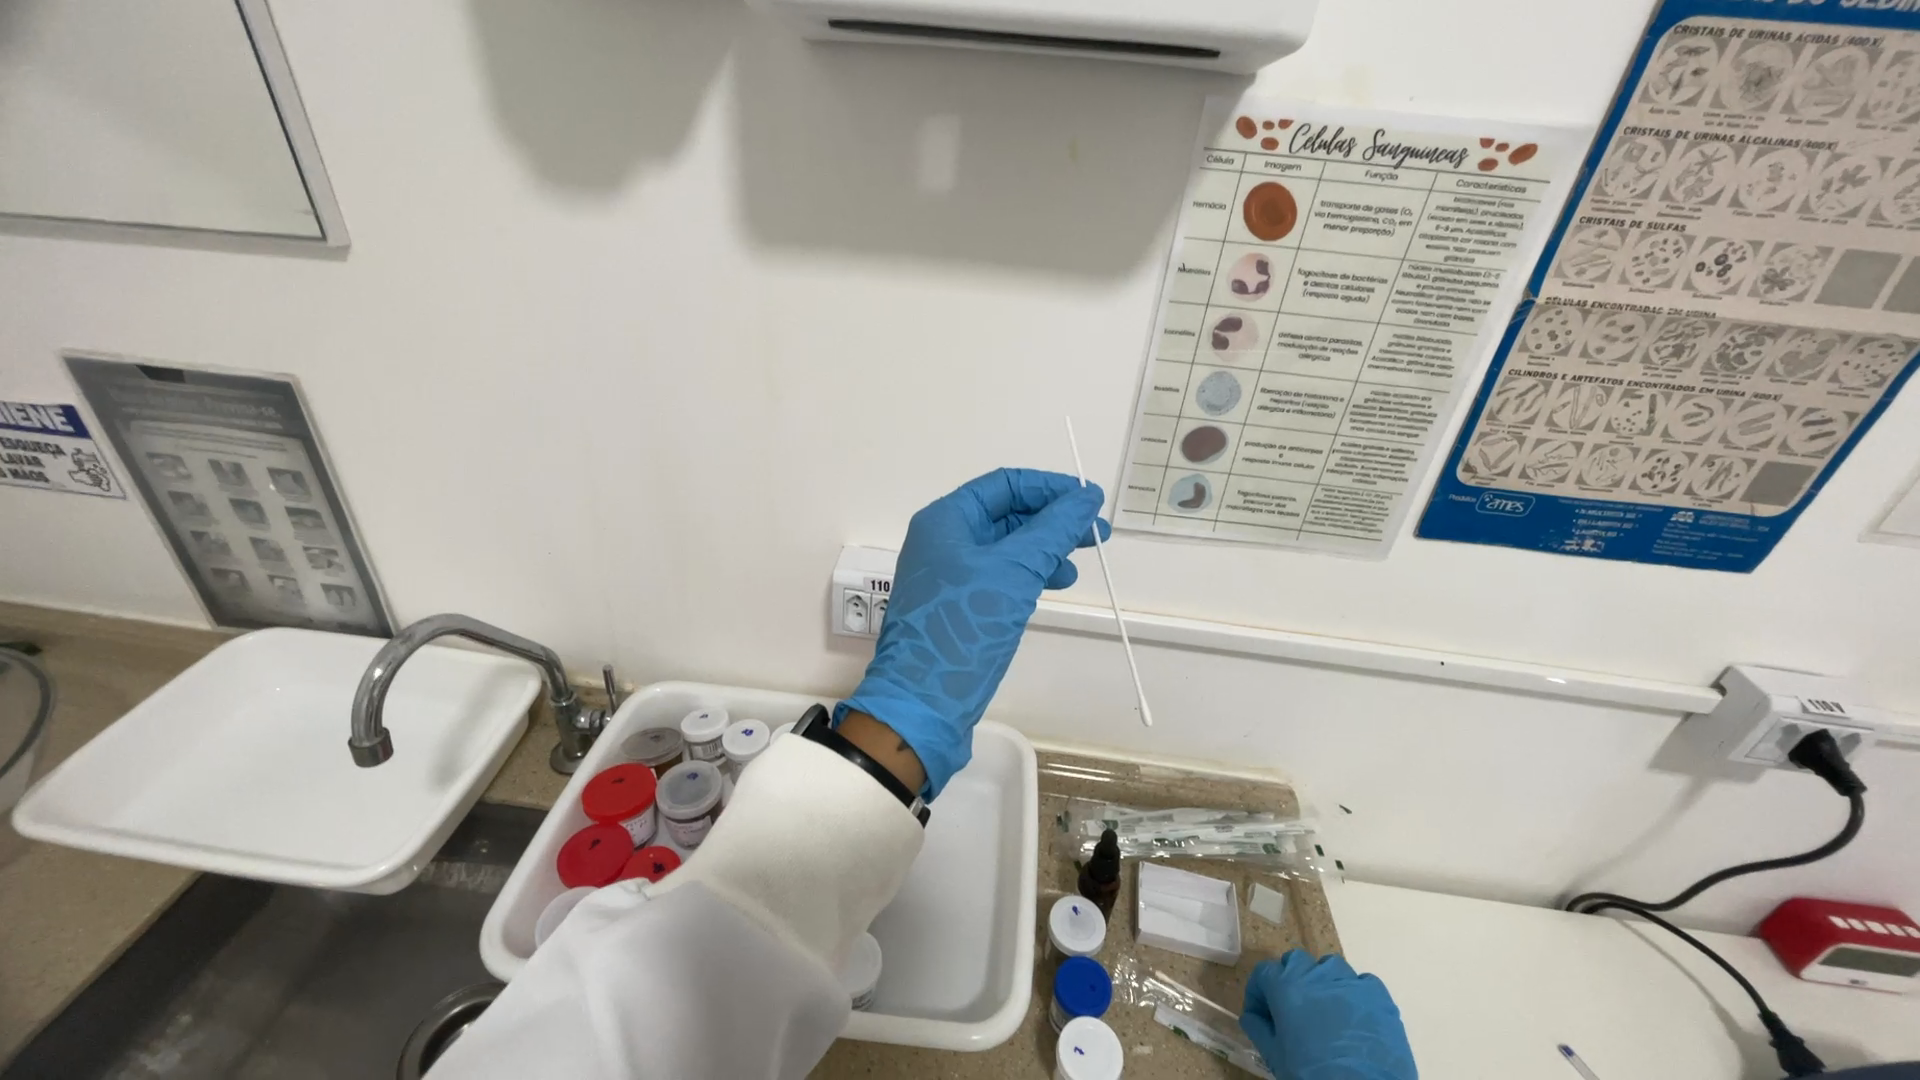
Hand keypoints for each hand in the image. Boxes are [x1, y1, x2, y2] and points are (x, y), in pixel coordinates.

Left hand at [837, 468, 1107, 798]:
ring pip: (1006, 549)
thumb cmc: (964, 628)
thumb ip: (1053, 530)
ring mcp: (949, 577)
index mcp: (946, 521)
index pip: (1005, 485)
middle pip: (1006, 515)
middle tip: (1097, 535)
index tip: (1091, 501)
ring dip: (1044, 551)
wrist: (922, 706)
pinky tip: (1052, 587)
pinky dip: (1029, 577)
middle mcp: (944, 542)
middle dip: (1052, 521)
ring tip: (1076, 568)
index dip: (1050, 488)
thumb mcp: (1014, 572)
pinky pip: (1000, 578)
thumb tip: (1087, 497)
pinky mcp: (959, 609)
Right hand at [1241, 949, 1416, 1079]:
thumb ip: (1258, 1030)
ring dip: (1322, 982)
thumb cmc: (1312, 1075)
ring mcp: (1348, 981)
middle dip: (1290, 980)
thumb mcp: (1275, 1057)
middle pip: (1296, 962)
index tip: (1262, 1014)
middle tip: (1294, 1010)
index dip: (1259, 993)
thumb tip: (1251, 1016)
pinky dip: (1354, 994)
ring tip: (1327, 1011)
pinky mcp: (1377, 994)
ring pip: (1329, 967)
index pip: (1264, 972)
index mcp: (1285, 986)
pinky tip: (1356, 1018)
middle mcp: (1315, 974)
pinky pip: (1362, 982)